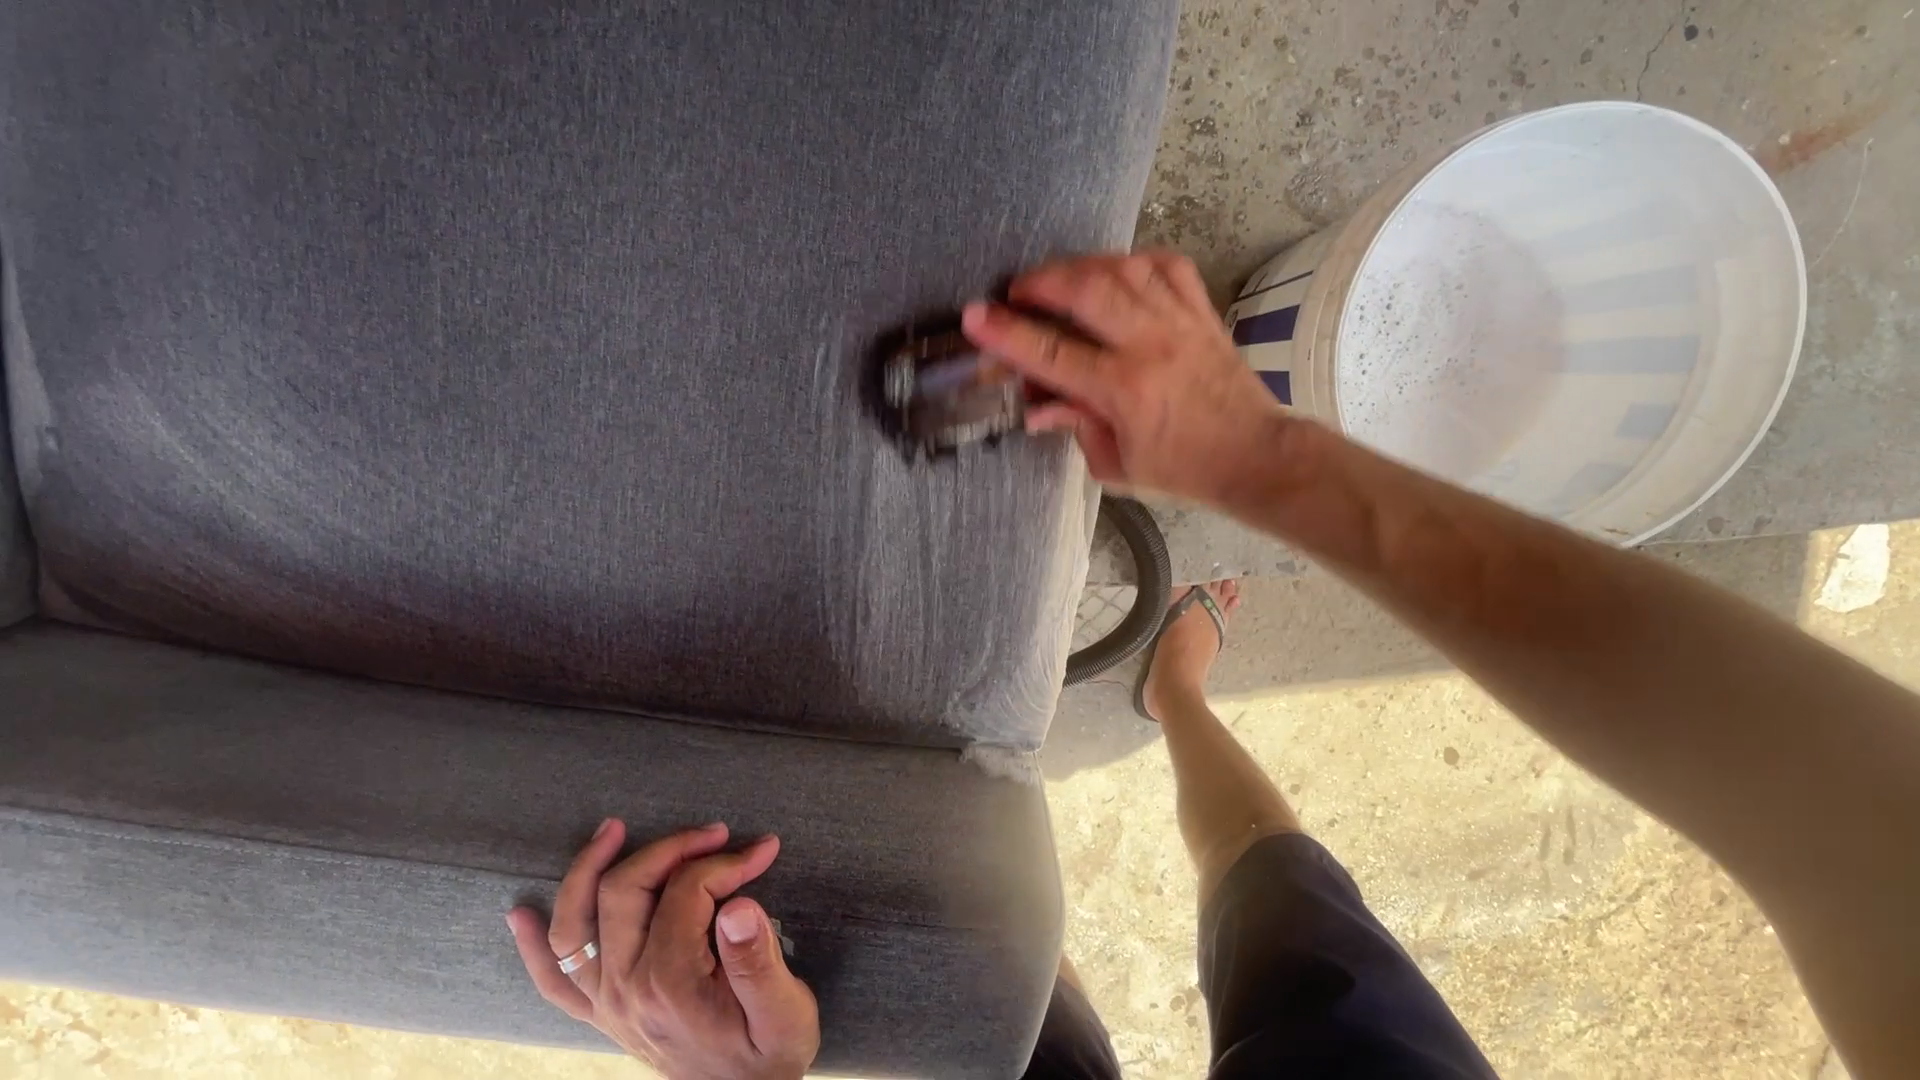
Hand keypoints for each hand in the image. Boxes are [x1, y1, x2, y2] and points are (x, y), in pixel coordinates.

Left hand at [507, 821, 819, 1079]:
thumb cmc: (769, 1055)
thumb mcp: (786, 1012)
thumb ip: (760, 961)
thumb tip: (740, 906)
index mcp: (672, 983)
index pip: (688, 891)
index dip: (728, 861)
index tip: (764, 848)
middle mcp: (627, 988)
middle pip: (625, 891)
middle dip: (670, 847)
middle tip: (714, 832)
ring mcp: (607, 1001)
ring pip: (575, 923)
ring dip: (587, 870)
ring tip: (612, 829)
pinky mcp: (601, 1012)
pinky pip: (553, 978)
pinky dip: (534, 945)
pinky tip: (521, 914)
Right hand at [962, 253, 1292, 504]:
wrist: (1255, 457)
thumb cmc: (1183, 470)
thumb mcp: (1116, 465)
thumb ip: (1075, 428)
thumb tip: (1037, 404)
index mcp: (1124, 390)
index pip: (1053, 354)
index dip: (1007, 334)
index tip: (975, 316)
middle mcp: (1150, 345)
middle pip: (1087, 290)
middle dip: (1042, 280)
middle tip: (1019, 290)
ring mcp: (1180, 322)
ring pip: (1123, 267)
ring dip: (1081, 265)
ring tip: (1059, 278)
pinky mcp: (1202, 312)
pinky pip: (1166, 265)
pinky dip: (1133, 260)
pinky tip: (1116, 272)